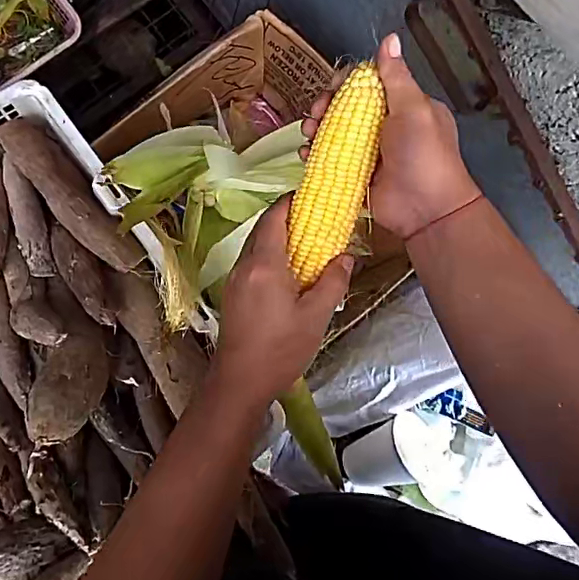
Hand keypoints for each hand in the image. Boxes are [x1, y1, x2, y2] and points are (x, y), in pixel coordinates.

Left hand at [208, 196, 352, 406]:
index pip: (274, 217)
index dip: (291, 202)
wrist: (239, 382)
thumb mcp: (315, 317)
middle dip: (287, 219)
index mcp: (263, 265)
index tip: (311, 197)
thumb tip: (345, 257)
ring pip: (256, 247)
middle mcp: (244, 266)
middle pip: (263, 229)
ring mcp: (234, 280)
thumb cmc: (279, 350)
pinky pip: (252, 264)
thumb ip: (332, 282)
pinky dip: (270, 257)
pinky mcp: (232, 295)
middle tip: (315, 219)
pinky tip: (289, 272)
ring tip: (307, 244)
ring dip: (278, 239)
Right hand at [305, 34, 480, 239]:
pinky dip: (316, 155)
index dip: (346, 83)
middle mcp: (386, 127)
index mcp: (404, 107)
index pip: (369, 85)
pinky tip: (306, 154)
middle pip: (347, 108)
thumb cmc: (425, 157)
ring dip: (317, 129)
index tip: (332, 88)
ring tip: (308, 132)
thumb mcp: (413, 110)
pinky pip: (331, 160)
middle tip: (316, 113)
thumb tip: (390, 38)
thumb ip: (396, 77)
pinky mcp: (357, 176)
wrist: (427, 211)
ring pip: (335, 133)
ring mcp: (370, 153)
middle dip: (326, 107)